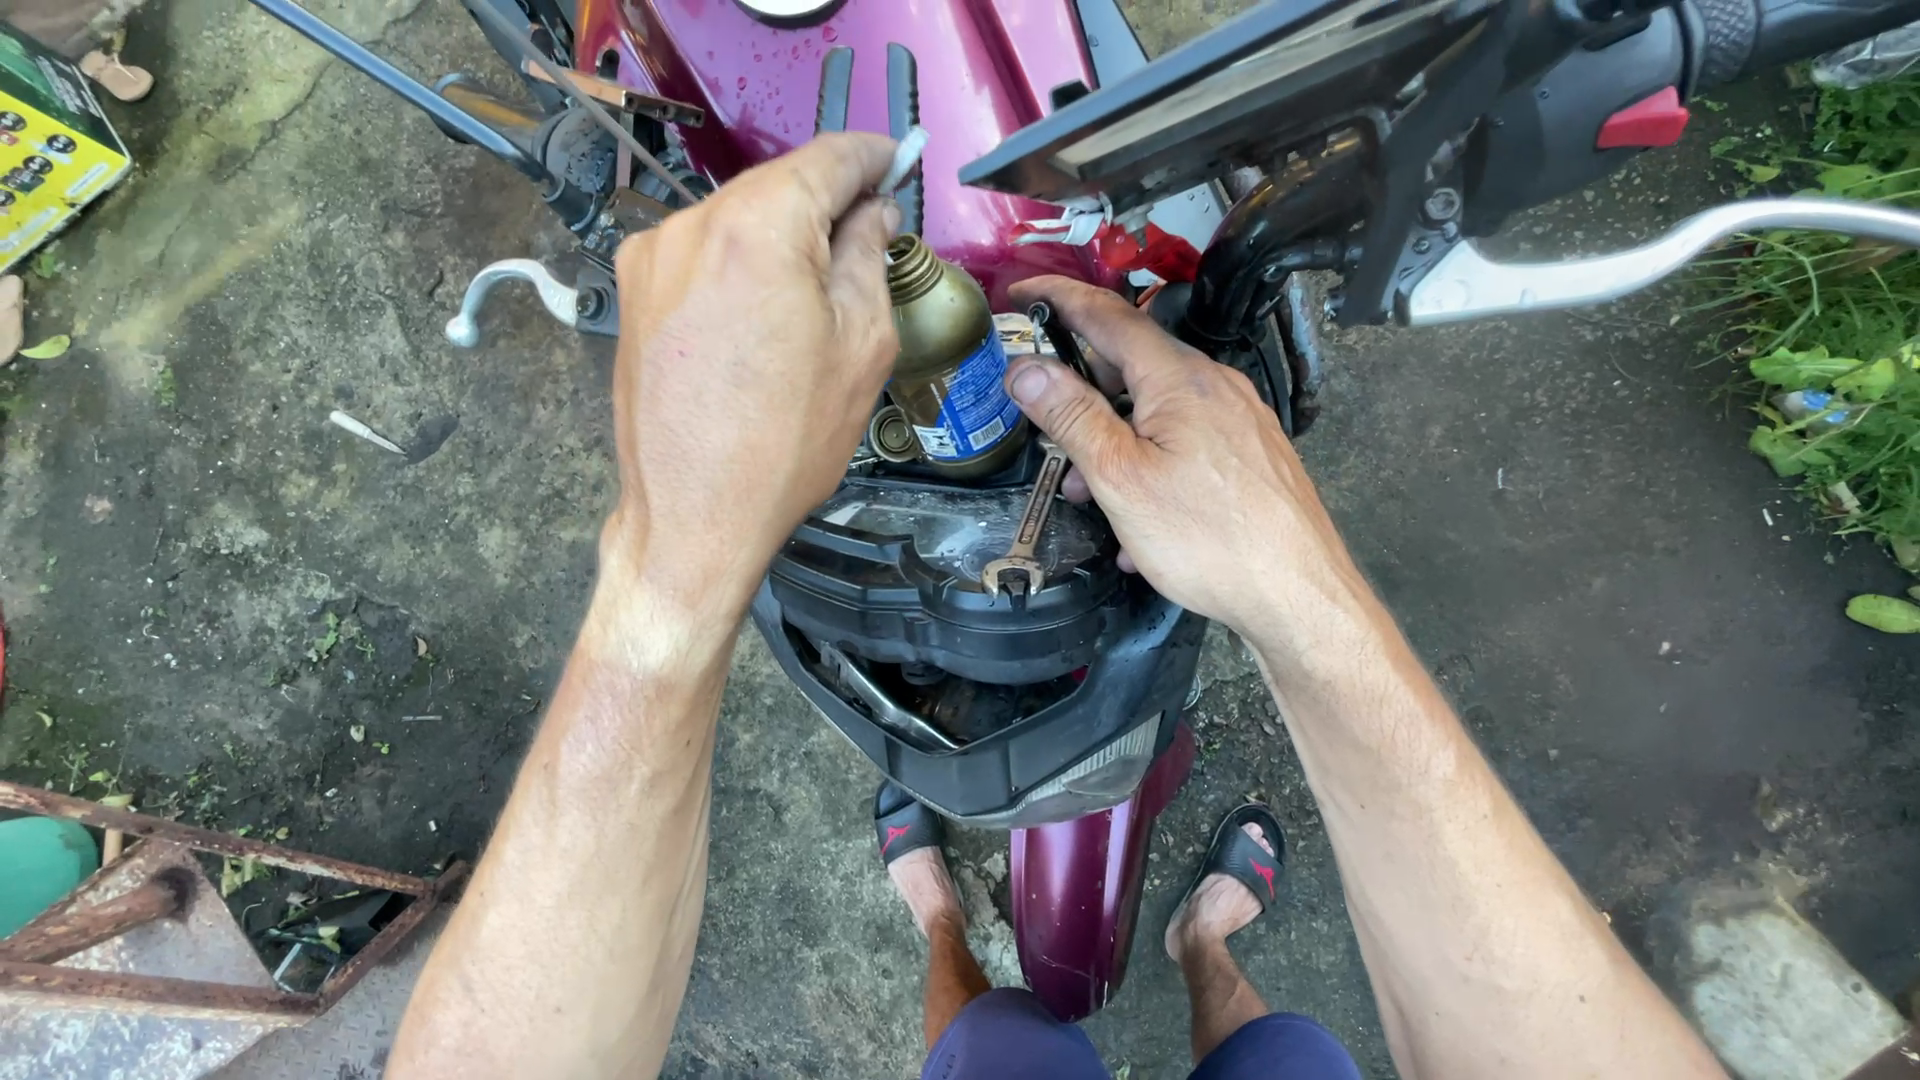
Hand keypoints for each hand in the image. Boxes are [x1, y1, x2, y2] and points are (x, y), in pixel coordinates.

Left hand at [607, 134, 900, 611]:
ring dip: (784, 238)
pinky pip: (703, 255)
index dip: (869, 156)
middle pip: (777, 187)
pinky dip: (743, 265)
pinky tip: (766, 314)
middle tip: (870, 234)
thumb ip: (868, 260)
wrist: (694, 517)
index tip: (894, 160)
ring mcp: (651, 257)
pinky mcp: (633, 293)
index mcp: (756, 230)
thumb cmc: (787, 443)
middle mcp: (690, 226)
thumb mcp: (860, 348)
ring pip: (737, 221)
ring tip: (819, 288)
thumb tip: (871, 214)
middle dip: (827, 204)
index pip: (825, 159)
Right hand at [1003, 276, 1369, 643]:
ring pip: (1157, 411)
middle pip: (1132, 365)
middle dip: (1081, 392)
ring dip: (1112, 440)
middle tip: (1044, 423)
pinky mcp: (1251, 454)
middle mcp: (1215, 385)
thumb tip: (1026, 368)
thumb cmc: (1207, 538)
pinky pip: (1184, 443)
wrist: (1297, 596)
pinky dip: (1148, 465)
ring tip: (1086, 492)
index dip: (1057, 297)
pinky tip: (1137, 518)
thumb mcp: (1122, 477)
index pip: (1107, 314)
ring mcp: (1239, 419)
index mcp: (1179, 378)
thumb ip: (1072, 417)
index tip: (1020, 290)